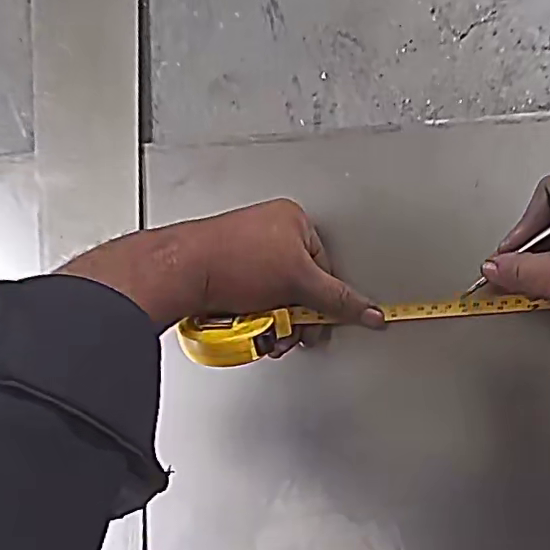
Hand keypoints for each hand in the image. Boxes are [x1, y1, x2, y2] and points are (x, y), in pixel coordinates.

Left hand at [59, 199, 384, 343]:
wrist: (181, 274)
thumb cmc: (229, 258)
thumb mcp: (298, 281)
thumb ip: (338, 300)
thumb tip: (368, 311)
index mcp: (293, 221)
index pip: (328, 269)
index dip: (325, 301)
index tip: (321, 321)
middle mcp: (271, 235)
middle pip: (303, 290)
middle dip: (296, 318)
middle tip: (289, 328)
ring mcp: (249, 257)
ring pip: (280, 303)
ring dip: (276, 325)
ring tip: (263, 327)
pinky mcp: (232, 279)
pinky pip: (258, 306)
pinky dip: (257, 322)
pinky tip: (249, 324)